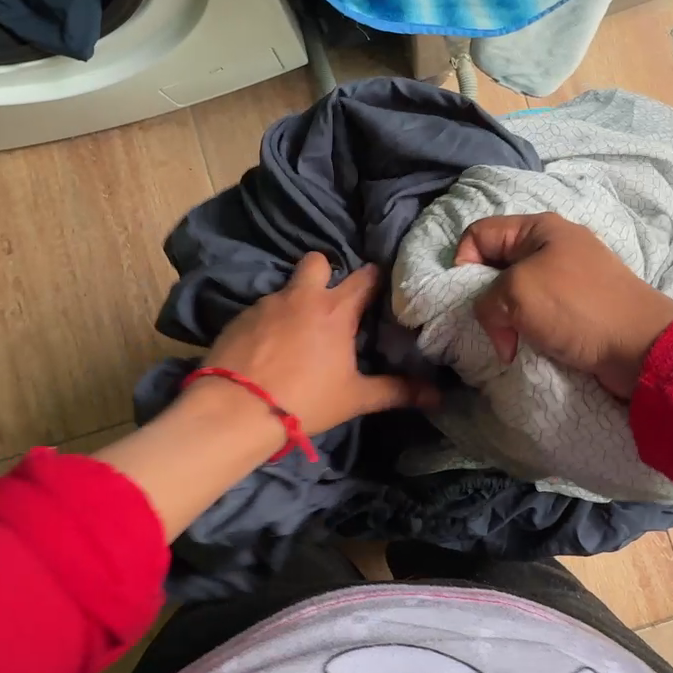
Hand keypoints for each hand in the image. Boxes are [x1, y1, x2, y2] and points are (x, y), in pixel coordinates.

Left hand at [201, 252, 438, 435]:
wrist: (236, 410)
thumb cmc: (305, 400)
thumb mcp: (355, 398)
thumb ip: (396, 391)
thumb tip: (437, 395)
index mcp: (336, 310)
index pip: (366, 276)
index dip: (376, 280)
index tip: (380, 292)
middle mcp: (302, 296)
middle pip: (318, 262)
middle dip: (326, 274)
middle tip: (330, 305)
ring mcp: (267, 303)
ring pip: (287, 288)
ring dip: (295, 302)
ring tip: (296, 334)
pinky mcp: (238, 316)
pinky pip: (261, 310)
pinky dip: (269, 322)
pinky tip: (268, 349)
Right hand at [456, 213, 672, 398]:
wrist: (640, 347)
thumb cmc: (576, 308)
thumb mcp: (516, 292)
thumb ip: (485, 301)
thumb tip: (498, 328)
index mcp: (539, 227)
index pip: (479, 234)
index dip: (462, 263)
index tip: (465, 297)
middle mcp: (553, 246)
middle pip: (496, 264)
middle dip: (483, 296)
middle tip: (486, 324)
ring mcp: (568, 277)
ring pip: (515, 292)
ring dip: (506, 318)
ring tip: (508, 342)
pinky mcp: (578, 307)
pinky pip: (537, 312)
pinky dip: (526, 329)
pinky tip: (526, 347)